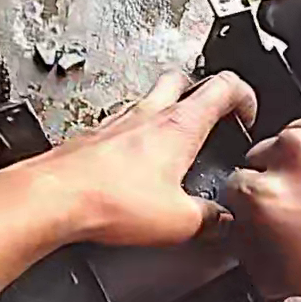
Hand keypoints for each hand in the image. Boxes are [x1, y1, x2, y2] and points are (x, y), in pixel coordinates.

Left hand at [0, 70, 256, 287]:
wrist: (51, 198)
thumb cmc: (107, 198)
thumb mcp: (177, 221)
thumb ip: (208, 220)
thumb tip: (222, 222)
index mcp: (178, 125)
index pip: (223, 87)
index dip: (245, 95)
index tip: (248, 113)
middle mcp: (146, 115)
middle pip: (182, 79)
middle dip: (202, 90)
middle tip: (212, 113)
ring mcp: (115, 123)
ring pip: (149, 99)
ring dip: (167, 111)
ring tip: (175, 139)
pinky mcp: (91, 139)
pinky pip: (120, 125)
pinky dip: (135, 135)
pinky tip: (134, 162)